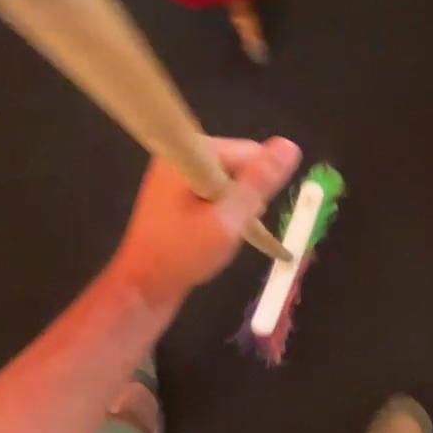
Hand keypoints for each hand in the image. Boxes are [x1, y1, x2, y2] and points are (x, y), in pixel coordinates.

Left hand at [111, 137, 300, 306]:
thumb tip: (290, 144)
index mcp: (186, 153)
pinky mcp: (174, 190)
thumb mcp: (228, 219)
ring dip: (232, 204)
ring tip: (218, 232)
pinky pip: (212, 189)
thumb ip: (259, 182)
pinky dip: (219, 208)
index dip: (256, 184)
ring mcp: (174, 173)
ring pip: (227, 178)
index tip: (246, 215)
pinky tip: (210, 230)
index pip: (246, 152)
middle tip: (230, 227)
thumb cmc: (183, 254)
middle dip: (243, 195)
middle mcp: (178, 155)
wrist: (142, 288)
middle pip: (237, 163)